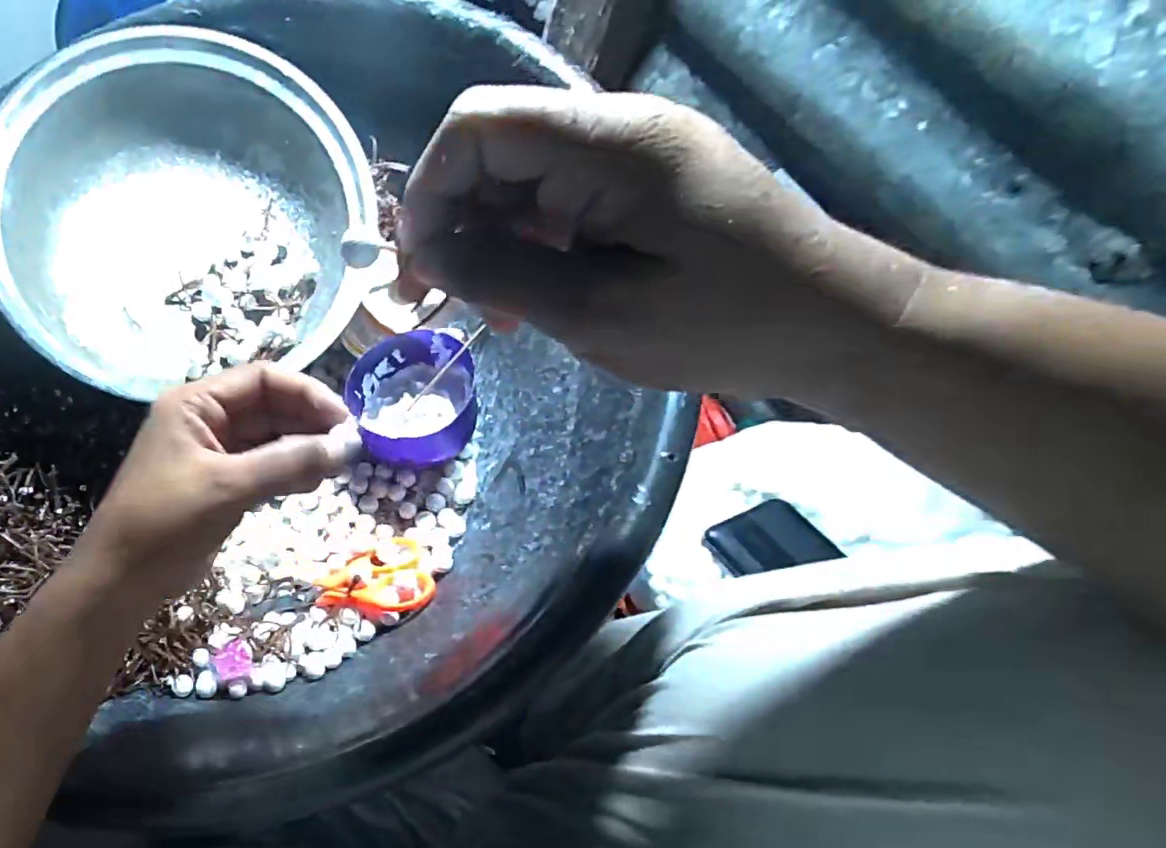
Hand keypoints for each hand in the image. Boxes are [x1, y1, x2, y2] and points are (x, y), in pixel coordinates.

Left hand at [74, 365, 356, 604]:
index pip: (261, 379)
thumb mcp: (228, 487)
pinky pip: (262, 468)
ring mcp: (211, 455)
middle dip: (309, 424)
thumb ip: (287, 463)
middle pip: (268, 407)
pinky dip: (287, 473)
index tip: (345, 422)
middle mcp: (204, 421)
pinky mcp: (219, 486)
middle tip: (348, 450)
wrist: (122, 577)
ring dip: (302, 450)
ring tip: (334, 470)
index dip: (307, 394)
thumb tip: (346, 446)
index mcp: (195, 404)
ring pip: (268, 440)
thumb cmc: (166, 522)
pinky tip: (311, 485)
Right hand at [394, 86, 924, 399]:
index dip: (428, 192)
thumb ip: (500, 273)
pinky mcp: (628, 185)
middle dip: (446, 224)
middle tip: (433, 299)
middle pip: (486, 151)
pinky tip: (520, 299)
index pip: (476, 125)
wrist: (825, 323)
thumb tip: (426, 252)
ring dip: (479, 244)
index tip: (420, 267)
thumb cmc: (717, 324)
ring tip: (486, 311)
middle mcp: (611, 130)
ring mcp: (621, 156)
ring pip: (508, 182)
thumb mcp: (593, 311)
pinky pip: (544, 203)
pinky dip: (516, 249)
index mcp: (608, 144)